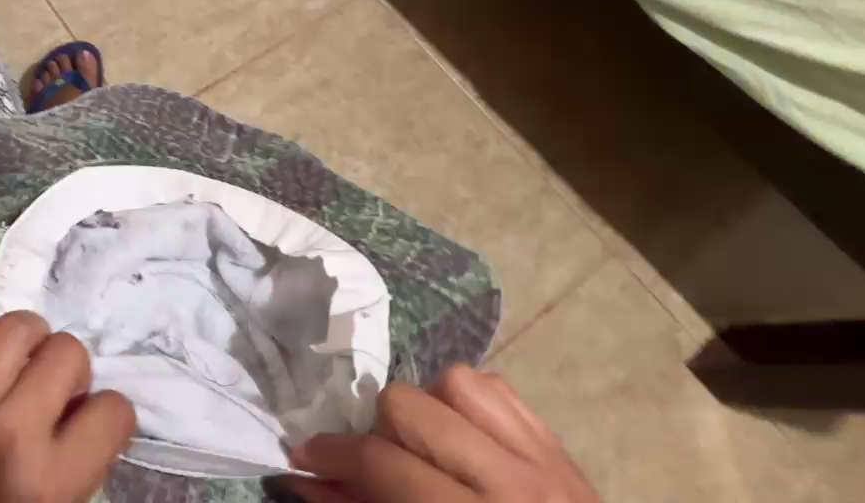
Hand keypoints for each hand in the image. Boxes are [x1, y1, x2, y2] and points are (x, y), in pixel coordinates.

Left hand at [0, 304, 137, 502]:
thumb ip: (70, 475)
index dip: (109, 415)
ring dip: (28, 338)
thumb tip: (82, 418)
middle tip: (52, 395)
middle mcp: (6, 435)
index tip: (89, 422)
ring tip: (21, 363)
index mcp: (47, 484)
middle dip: (71, 370)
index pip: (113, 413)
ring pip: (13, 329)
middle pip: (67, 354)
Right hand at [287, 366, 599, 501]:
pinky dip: (470, 404)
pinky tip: (465, 437)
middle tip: (380, 463)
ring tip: (429, 446)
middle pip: (408, 405)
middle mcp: (515, 484)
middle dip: (380, 430)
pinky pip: (500, 389)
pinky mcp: (562, 450)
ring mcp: (547, 461)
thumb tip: (303, 476)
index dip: (331, 455)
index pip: (382, 462)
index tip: (305, 456)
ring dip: (429, 406)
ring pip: (455, 380)